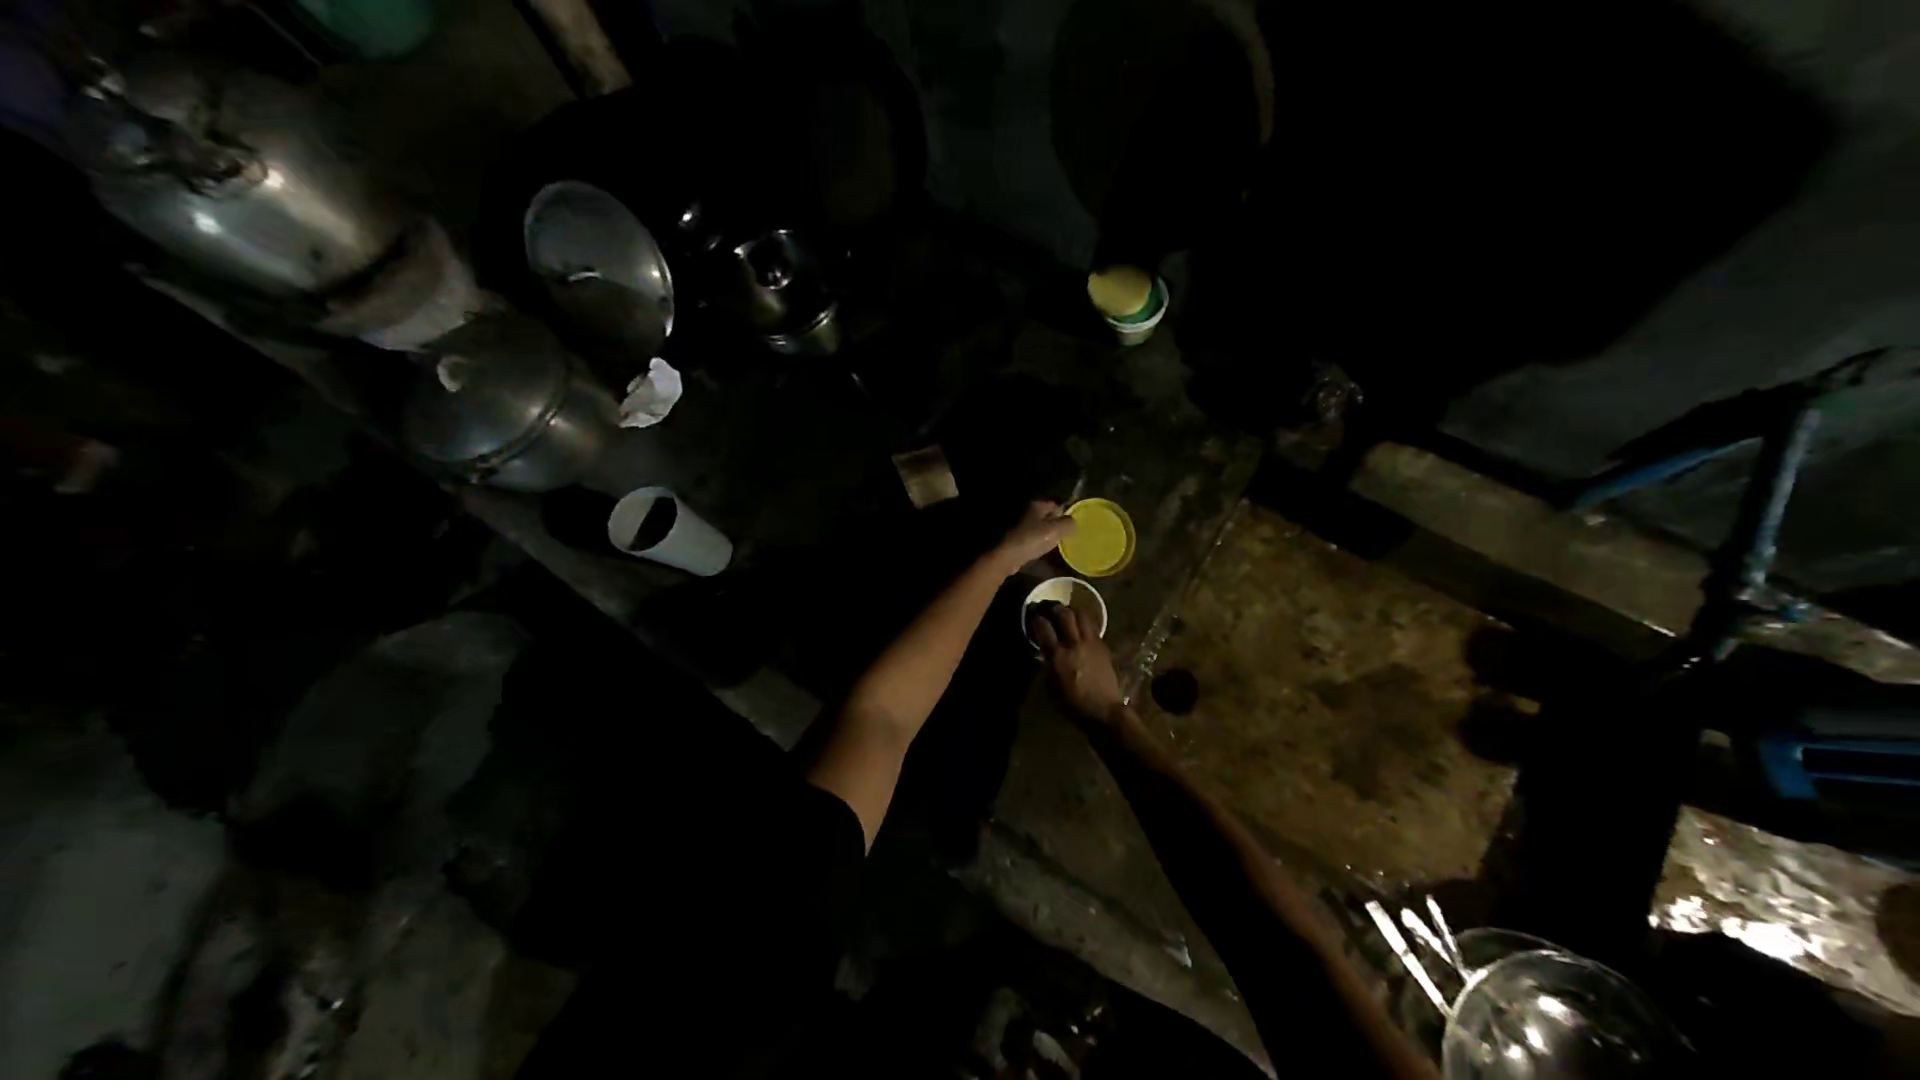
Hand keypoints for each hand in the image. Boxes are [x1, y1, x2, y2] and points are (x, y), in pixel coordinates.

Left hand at [991, 501, 1075, 574]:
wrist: (1008, 556)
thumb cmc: (1033, 539)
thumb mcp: (1057, 529)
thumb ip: (1069, 523)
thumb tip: (1073, 522)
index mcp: (1036, 505)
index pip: (1055, 504)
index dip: (1064, 513)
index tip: (1071, 524)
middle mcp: (1026, 512)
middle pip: (1046, 517)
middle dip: (1055, 525)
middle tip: (1066, 535)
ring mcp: (1019, 526)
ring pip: (1038, 529)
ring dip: (1046, 536)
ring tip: (1056, 545)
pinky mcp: (1015, 539)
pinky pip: (1031, 540)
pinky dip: (1037, 544)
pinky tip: (1043, 552)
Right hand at [1031, 602, 1126, 724]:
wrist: (1103, 709)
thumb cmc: (1072, 703)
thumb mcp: (1050, 686)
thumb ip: (1047, 664)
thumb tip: (1045, 651)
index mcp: (1057, 656)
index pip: (1043, 627)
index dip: (1036, 618)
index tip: (1033, 616)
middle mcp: (1074, 644)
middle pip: (1064, 614)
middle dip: (1054, 608)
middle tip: (1049, 609)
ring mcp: (1091, 643)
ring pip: (1082, 615)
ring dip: (1072, 611)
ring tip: (1066, 613)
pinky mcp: (1103, 646)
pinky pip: (1092, 626)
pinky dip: (1084, 622)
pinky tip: (1080, 626)